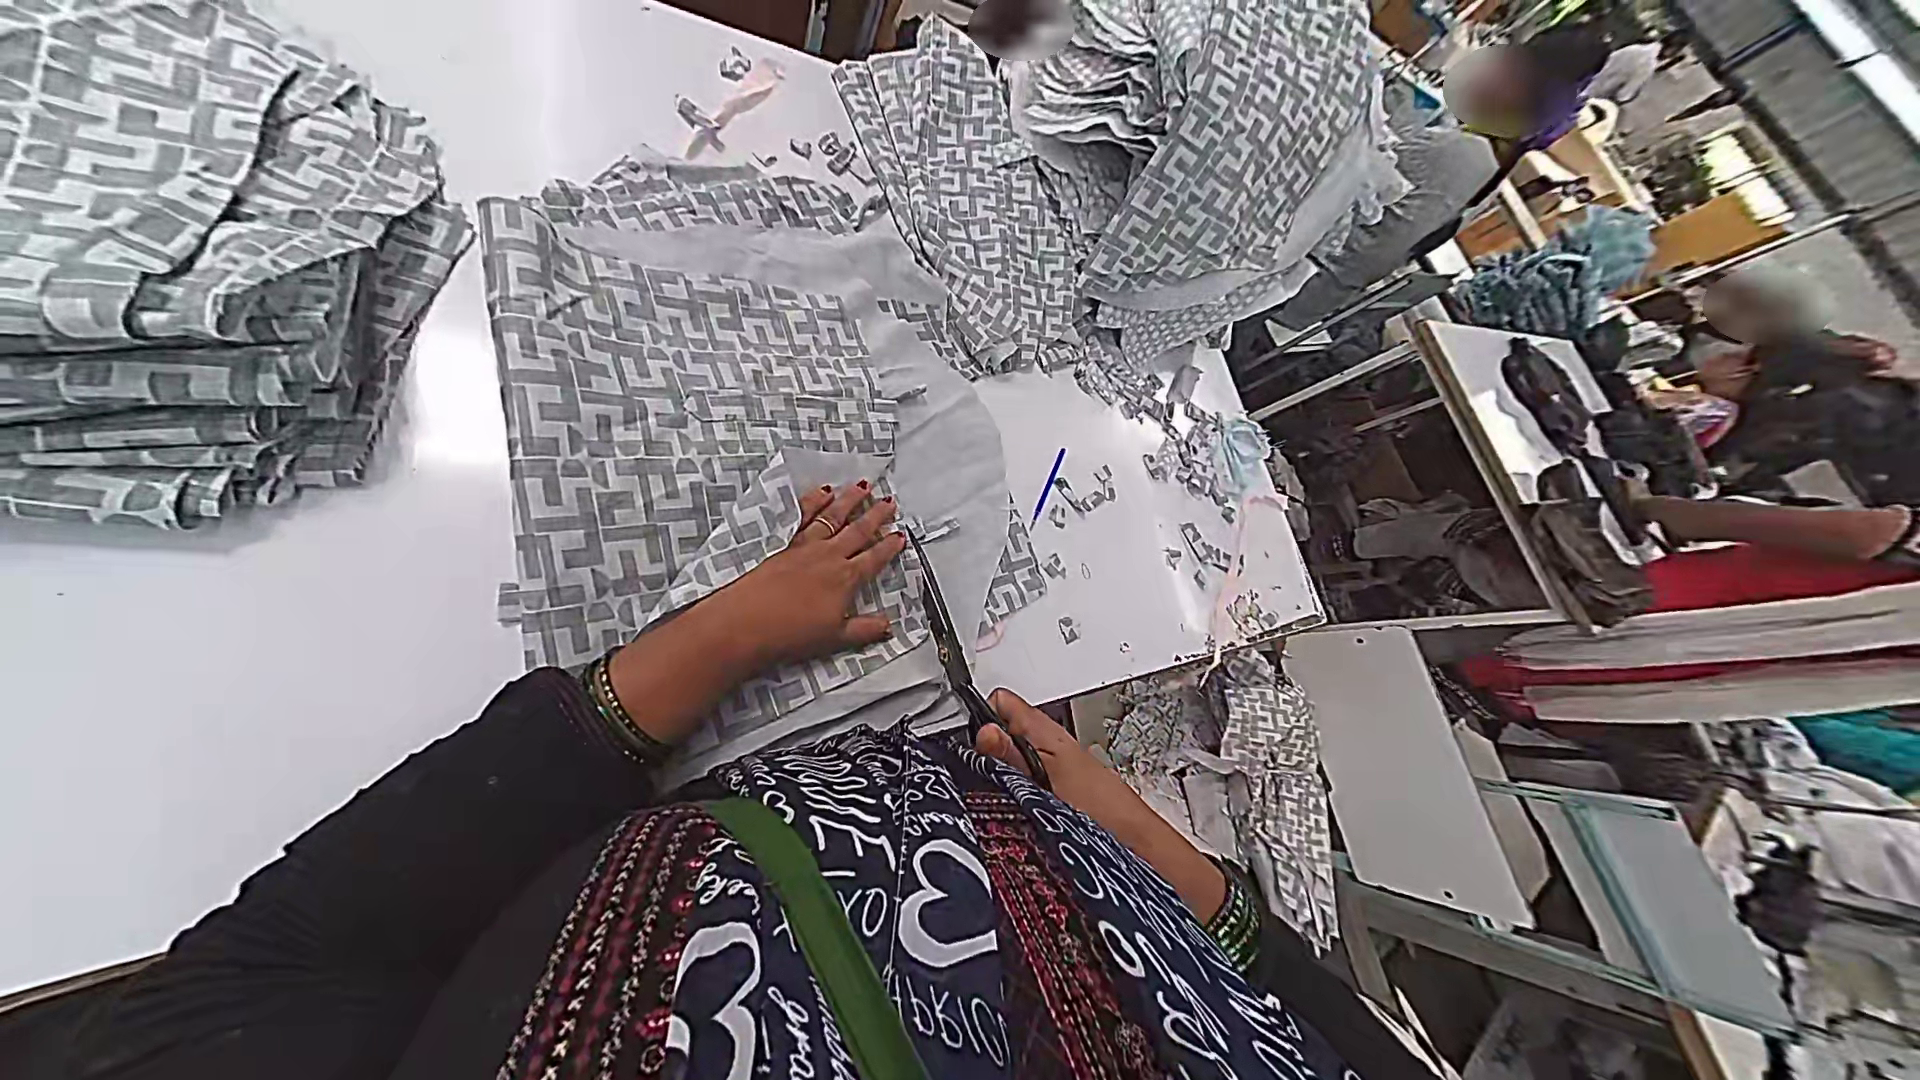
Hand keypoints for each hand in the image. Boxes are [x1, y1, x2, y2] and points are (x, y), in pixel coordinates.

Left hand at [701, 480, 909, 671]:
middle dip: (876, 516)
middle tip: (889, 503)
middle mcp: (828, 557)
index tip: (899, 536)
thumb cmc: (789, 633)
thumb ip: (865, 629)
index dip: (889, 547)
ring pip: (834, 517)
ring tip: (861, 487)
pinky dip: (814, 502)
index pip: (874, 558)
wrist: (744, 625)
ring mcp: (804, 547)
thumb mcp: (835, 638)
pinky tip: (821, 493)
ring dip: (849, 501)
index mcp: (845, 579)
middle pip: (858, 531)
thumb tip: (887, 626)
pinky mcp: (783, 545)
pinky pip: (803, 516)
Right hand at [976, 689, 1143, 825]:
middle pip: (998, 730)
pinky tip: (1008, 807)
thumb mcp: (1046, 780)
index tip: (966, 740)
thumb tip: (984, 731)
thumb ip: (1012, 755)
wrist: (1132, 842)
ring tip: (989, 793)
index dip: (980, 715)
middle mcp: (1043, 742)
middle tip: (974, 772)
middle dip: (983, 748)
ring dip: (995, 772)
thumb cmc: (1100, 807)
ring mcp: (1045, 766)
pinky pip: (1017, 778)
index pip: (999, 701)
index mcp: (1042, 729)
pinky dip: (1008, 789)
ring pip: (1007, 757)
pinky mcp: (1049, 789)